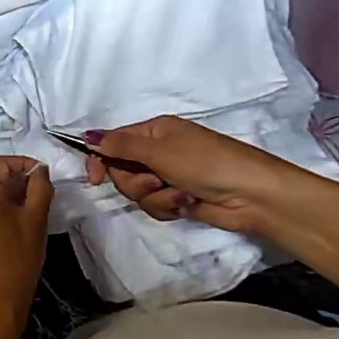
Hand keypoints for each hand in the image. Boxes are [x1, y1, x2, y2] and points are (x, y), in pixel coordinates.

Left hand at [0, 155, 53, 319]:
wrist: (1, 292)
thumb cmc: (20, 253)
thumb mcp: (36, 217)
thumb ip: (39, 187)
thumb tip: (39, 169)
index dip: (22, 162)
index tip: (44, 173)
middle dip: (17, 174)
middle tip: (42, 185)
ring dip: (13, 187)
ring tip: (37, 199)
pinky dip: (5, 199)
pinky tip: (25, 211)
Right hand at [84, 116, 296, 234]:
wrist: (252, 195)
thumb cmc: (206, 163)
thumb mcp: (159, 150)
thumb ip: (120, 145)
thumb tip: (87, 136)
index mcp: (154, 131)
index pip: (112, 143)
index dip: (100, 159)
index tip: (94, 178)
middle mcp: (158, 151)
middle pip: (121, 170)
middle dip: (135, 182)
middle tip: (156, 181)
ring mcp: (167, 175)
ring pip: (136, 192)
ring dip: (154, 197)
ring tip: (178, 194)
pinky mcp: (176, 198)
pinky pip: (153, 206)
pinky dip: (167, 207)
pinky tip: (186, 204)